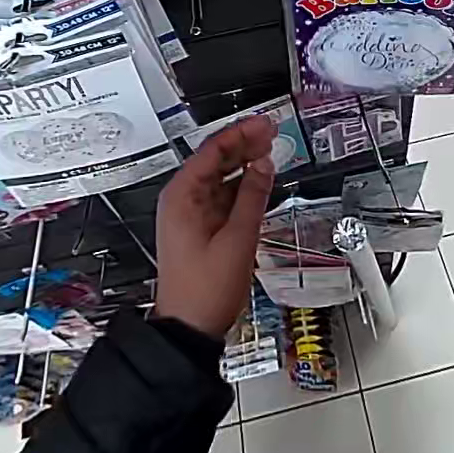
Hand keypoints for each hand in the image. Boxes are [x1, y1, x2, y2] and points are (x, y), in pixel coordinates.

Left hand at [154, 116, 275, 337]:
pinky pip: (223, 195)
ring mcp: (192, 214)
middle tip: (271, 131)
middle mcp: (183, 200)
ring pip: (221, 176)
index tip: (263, 123)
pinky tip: (261, 180)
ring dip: (245, 163)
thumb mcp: (238, 237)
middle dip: (244, 143)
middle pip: (215, 160)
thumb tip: (264, 164)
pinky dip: (243, 185)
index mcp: (182, 196)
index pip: (212, 151)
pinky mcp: (202, 227)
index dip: (240, 133)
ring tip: (270, 150)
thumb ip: (253, 195)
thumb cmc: (205, 289)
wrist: (190, 329)